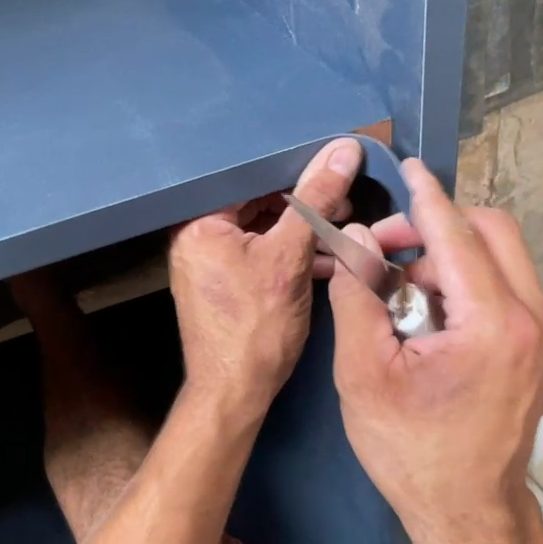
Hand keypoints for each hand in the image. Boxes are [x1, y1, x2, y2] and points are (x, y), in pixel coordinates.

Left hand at [168, 138, 361, 410]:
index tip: (336, 165)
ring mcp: (209, 262)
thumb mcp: (291, 257)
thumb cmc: (257, 326)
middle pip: (257, 202)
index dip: (296, 168)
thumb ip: (315, 200)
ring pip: (263, 230)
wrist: (235, 393)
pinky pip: (261, 255)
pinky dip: (292, 255)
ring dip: (305, 229)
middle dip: (305, 202)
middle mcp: (196, 236)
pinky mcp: (225, 284)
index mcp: (199, 222)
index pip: (250, 176)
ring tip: (345, 225)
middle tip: (346, 199)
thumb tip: (344, 150)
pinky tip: (330, 257)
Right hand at [326, 158, 542, 543]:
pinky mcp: (539, 348)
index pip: (457, 234)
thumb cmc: (411, 451)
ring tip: (396, 287)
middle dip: (437, 224)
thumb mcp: (364, 374)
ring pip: (501, 257)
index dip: (425, 197)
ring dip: (448, 254)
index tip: (404, 167)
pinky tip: (425, 311)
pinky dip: (464, 281)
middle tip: (384, 247)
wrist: (467, 513)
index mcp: (493, 323)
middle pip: (492, 232)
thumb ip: (356, 298)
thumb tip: (352, 243)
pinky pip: (504, 287)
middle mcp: (533, 318)